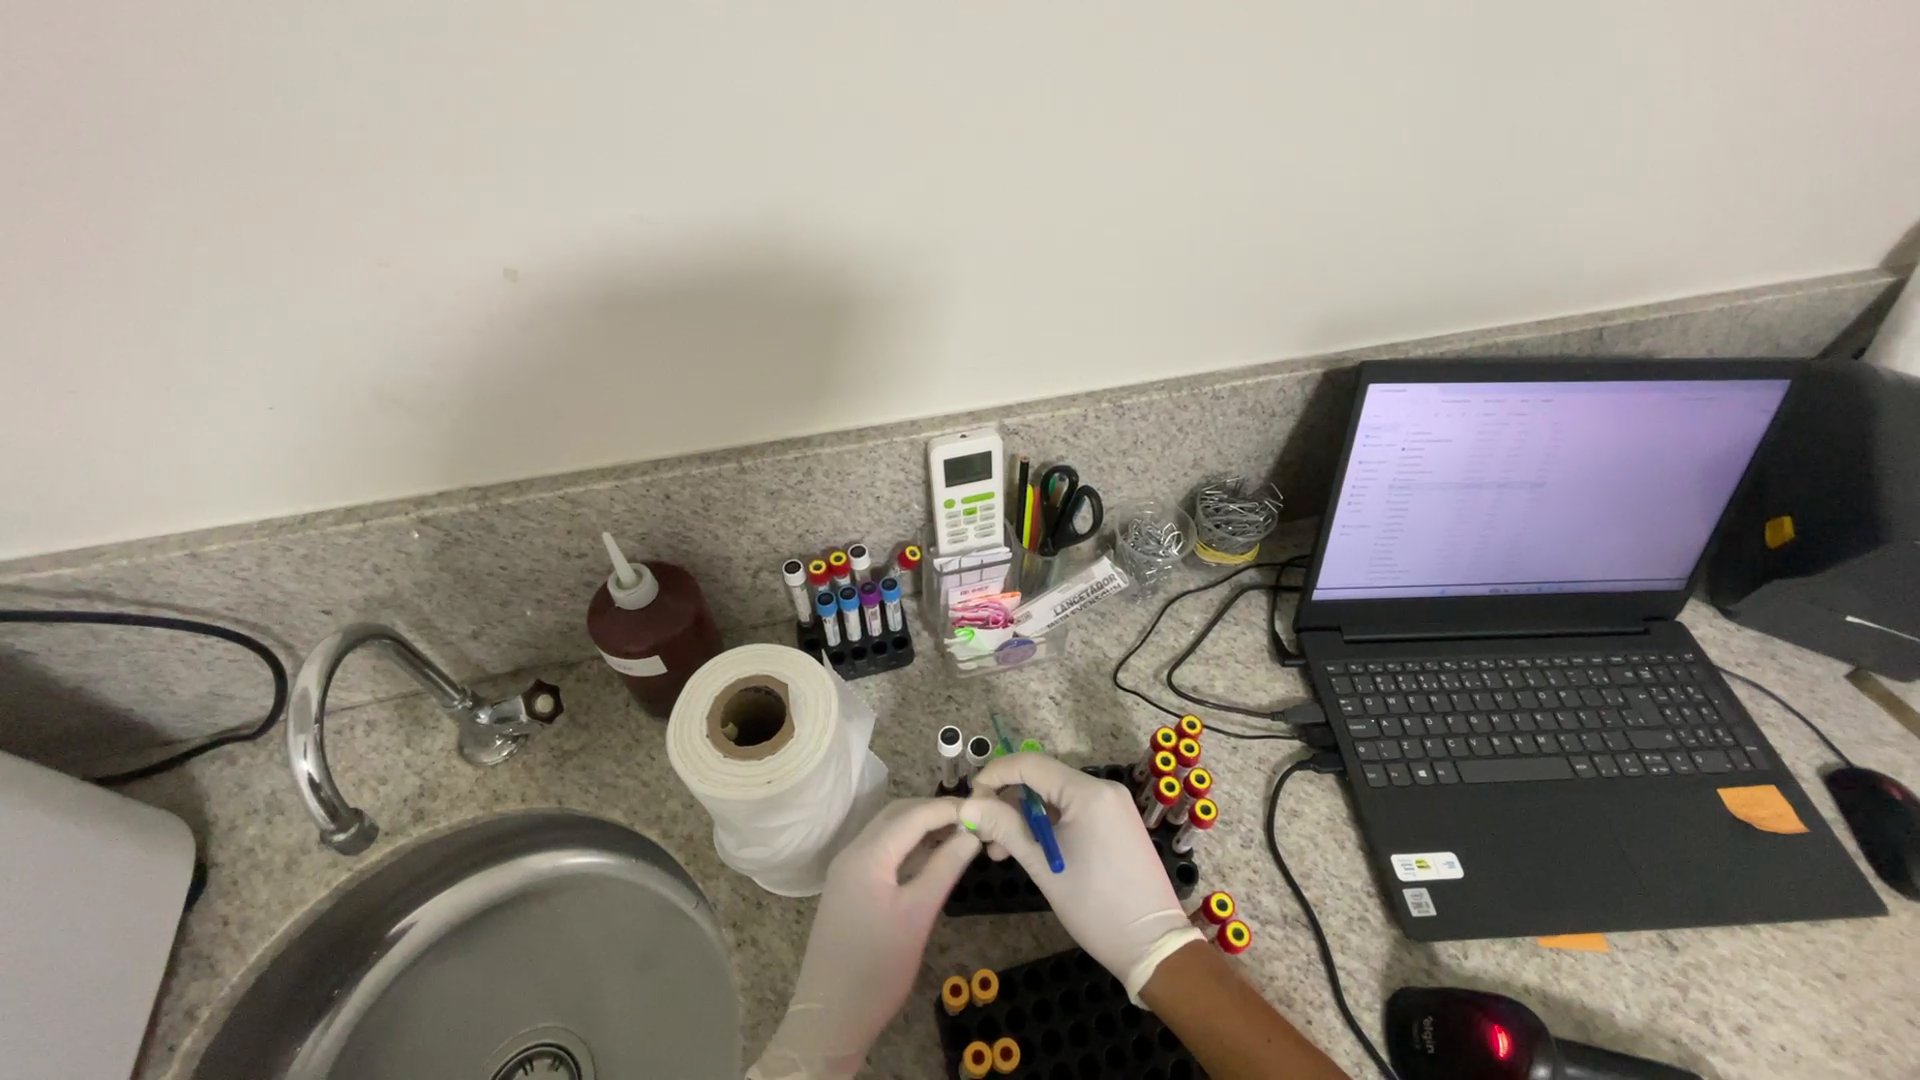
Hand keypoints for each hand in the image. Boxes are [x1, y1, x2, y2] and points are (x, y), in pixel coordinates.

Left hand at [749, 797, 980, 1079]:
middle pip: (897, 816)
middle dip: (934, 812)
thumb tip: (972, 834)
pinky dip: (909, 847)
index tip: (984, 810)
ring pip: (889, 832)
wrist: (830, 1018)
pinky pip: (883, 851)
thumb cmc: (877, 969)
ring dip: (921, 827)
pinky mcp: (850, 887)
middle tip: (973, 820)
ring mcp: (848, 870)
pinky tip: (933, 857)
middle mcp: (853, 853)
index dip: (948, 809)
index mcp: (867, 855)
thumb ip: (944, 868)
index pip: (913, 815)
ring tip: (959, 835)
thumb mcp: (918, 916)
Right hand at [961, 753, 1201, 1003]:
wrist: (1153, 944)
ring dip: (1025, 817)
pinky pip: (1073, 809)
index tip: (971, 802)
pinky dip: (1048, 824)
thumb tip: (967, 805)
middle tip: (983, 835)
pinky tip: (1030, 849)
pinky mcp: (1116, 820)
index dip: (993, 776)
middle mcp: (1103, 788)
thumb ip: (1004, 828)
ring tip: (1001, 851)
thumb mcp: (1043, 867)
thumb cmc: (1096, 907)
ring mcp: (1113, 804)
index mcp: (1087, 793)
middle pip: (1042, 778)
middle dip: (1007, 801)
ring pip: (1055, 795)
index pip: (1029, 764)